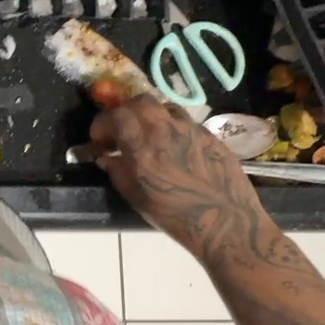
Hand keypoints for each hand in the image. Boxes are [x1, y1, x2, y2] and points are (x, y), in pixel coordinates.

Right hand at [88, 96, 271, 256]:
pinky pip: (187, 122)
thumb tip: (106, 157)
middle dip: (125, 111)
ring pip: (165, 108)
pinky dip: (173, 128)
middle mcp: (165, 131)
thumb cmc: (173, 214)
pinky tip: (174, 146)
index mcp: (142, 147)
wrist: (226, 223)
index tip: (99, 140)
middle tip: (122, 128)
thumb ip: (117, 171)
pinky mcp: (211, 137)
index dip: (101, 124)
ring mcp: (191, 131)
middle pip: (140, 102)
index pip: (115, 116)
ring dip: (150, 116)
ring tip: (149, 133)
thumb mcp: (134, 196)